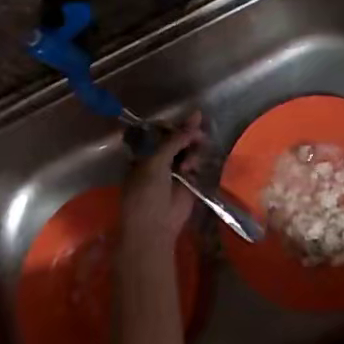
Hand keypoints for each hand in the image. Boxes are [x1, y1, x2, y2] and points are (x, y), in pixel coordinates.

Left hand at [119, 113, 202, 251]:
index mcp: (144, 154)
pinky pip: (196, 165)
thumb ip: (174, 140)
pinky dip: (197, 162)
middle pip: (178, 140)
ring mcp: (175, 171)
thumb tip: (195, 118)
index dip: (175, 126)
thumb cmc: (147, 193)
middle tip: (199, 134)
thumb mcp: (155, 162)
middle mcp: (160, 160)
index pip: (162, 132)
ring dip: (192, 151)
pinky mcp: (189, 182)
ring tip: (190, 162)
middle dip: (188, 136)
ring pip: (189, 151)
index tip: (190, 119)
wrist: (156, 225)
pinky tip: (193, 167)